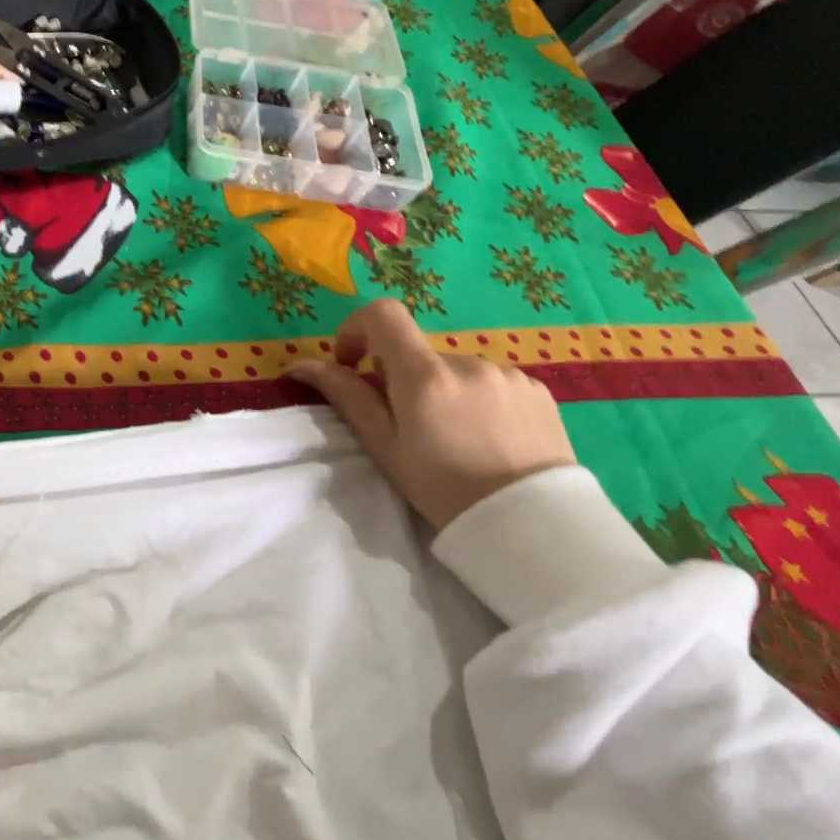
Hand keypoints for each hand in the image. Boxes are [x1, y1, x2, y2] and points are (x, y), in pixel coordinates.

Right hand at [287, 299, 575, 530]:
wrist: (531, 524)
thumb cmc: (444, 489)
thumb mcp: (385, 448)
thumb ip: (347, 397)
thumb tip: (302, 365)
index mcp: (425, 376)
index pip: (383, 315)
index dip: (357, 329)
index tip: (353, 363)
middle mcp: (467, 362)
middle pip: (418, 353)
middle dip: (402, 378)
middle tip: (407, 426)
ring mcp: (507, 373)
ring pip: (455, 370)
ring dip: (442, 391)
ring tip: (453, 438)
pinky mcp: (536, 388)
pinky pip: (491, 381)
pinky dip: (477, 399)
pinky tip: (487, 438)